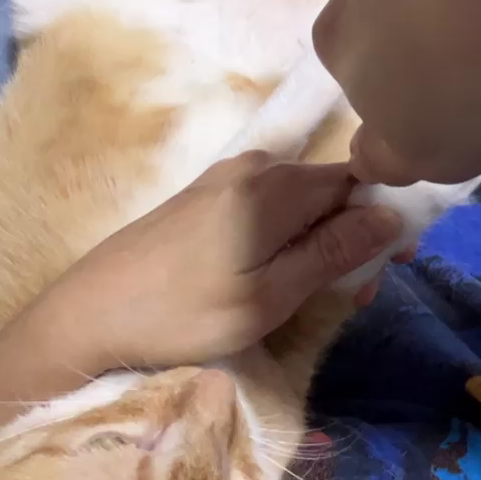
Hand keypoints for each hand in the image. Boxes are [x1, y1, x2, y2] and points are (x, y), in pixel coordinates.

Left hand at [4, 153, 403, 372]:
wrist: (89, 312)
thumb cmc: (182, 312)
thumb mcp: (269, 296)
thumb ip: (332, 252)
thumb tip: (391, 216)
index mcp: (275, 186)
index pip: (357, 181)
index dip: (382, 219)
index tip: (388, 266)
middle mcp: (254, 167)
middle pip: (328, 190)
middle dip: (351, 237)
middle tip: (352, 296)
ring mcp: (225, 178)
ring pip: (299, 202)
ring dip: (319, 242)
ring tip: (316, 296)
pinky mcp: (205, 196)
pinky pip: (267, 207)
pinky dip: (286, 238)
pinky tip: (277, 276)